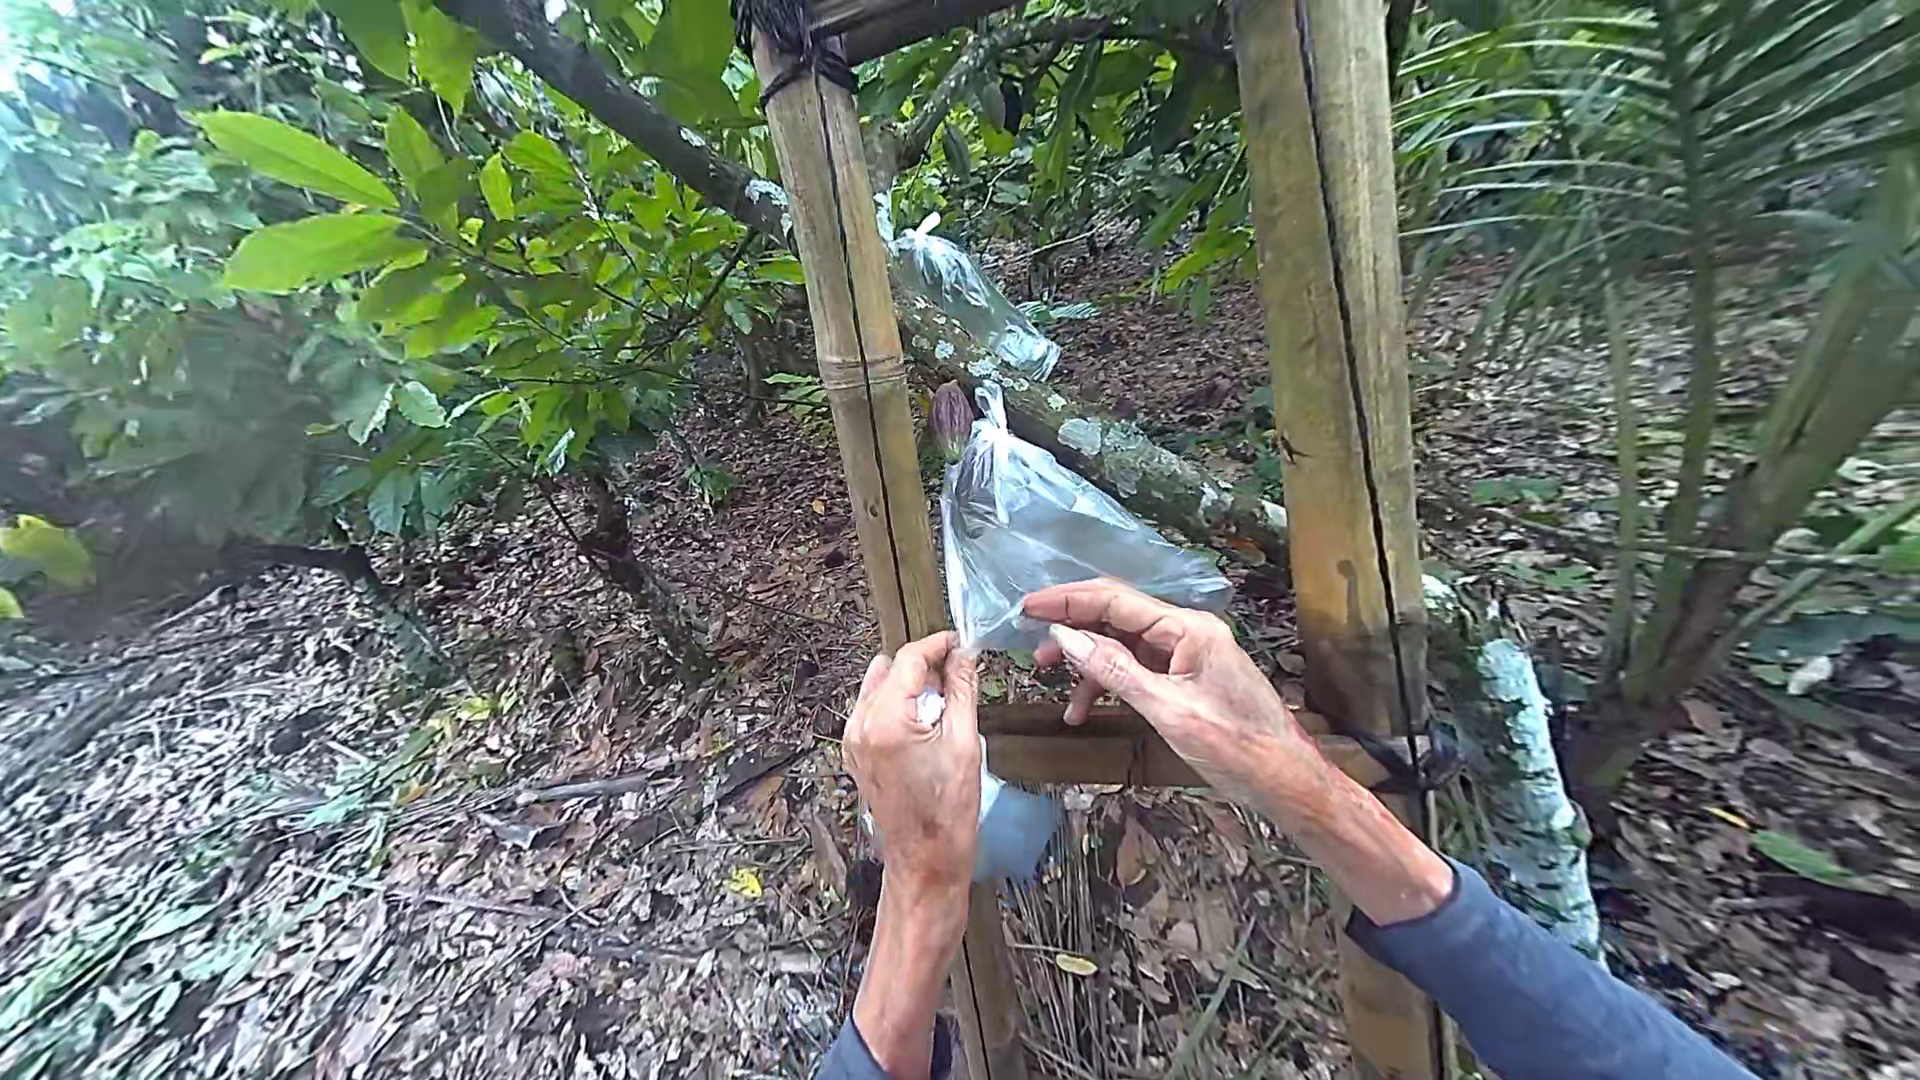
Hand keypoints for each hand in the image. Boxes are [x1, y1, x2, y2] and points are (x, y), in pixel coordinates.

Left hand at [843, 631, 979, 1079]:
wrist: (924, 863)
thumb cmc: (949, 808)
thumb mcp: (964, 742)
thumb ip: (961, 689)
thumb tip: (964, 653)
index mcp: (886, 720)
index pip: (910, 658)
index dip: (938, 644)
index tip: (960, 643)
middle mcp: (860, 724)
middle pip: (892, 668)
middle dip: (924, 664)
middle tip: (957, 675)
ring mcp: (852, 739)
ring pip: (880, 684)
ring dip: (910, 682)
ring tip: (942, 700)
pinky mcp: (855, 751)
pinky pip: (873, 707)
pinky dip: (897, 702)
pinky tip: (924, 720)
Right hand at [1024, 579, 1451, 924]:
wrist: (1288, 783)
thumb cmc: (1235, 748)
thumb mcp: (1168, 711)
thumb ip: (1114, 670)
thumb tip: (1065, 638)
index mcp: (1186, 629)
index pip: (1114, 601)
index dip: (1067, 601)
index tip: (1028, 606)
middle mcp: (1184, 631)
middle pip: (1115, 617)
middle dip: (1072, 627)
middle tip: (1032, 640)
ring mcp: (1184, 653)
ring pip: (1121, 644)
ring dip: (1085, 660)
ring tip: (1050, 678)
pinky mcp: (1182, 675)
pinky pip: (1135, 668)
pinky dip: (1107, 683)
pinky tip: (1083, 708)